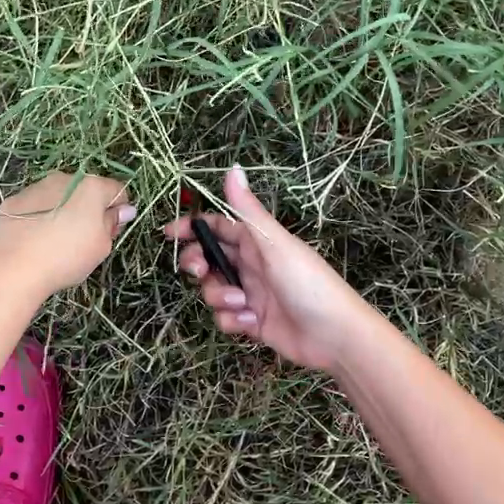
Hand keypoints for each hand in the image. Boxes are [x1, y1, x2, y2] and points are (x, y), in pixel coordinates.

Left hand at [0, 171, 134, 295]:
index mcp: (90, 187)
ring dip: (62, 212)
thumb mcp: (101, 246)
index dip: (118, 211)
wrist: (12, 267)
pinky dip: (37, 218)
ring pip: (57, 197)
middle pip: (85, 191)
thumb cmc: (65, 257)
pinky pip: (33, 207)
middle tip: (84, 241)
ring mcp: (34, 188)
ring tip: (53, 244)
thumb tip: (123, 210)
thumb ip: (112, 223)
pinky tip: (32, 241)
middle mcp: (62, 179)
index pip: (117, 191)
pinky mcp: (12, 201)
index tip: (111, 231)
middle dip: (89, 210)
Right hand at [164, 167, 369, 370]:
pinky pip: (225, 318)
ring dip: (219, 297)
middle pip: (208, 259)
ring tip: (241, 305)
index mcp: (256, 242)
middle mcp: (250, 265)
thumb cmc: (309, 283)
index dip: (191, 228)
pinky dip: (232, 321)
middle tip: (199, 272)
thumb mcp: (275, 243)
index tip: (168, 233)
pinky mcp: (251, 321)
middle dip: (197, 265)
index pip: (216, 227)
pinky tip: (250, 324)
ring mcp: (250, 294)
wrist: (335, 335)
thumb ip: (248, 210)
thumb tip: (232, 168)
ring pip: (213, 290)